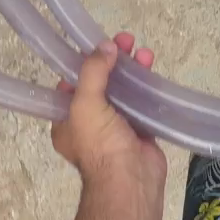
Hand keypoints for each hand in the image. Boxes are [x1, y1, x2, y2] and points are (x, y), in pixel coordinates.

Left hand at [52, 32, 167, 189]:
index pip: (72, 84)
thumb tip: (106, 46)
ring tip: (144, 52)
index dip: (85, 62)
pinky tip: (153, 70)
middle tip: (126, 40)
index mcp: (67, 120)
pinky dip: (147, 86)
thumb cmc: (99, 143)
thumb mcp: (85, 103)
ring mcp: (116, 127)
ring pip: (123, 91)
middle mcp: (89, 123)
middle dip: (113, 61)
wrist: (130, 179)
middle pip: (101, 84)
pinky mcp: (140, 130)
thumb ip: (93, 72)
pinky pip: (142, 103)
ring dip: (132, 70)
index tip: (100, 43)